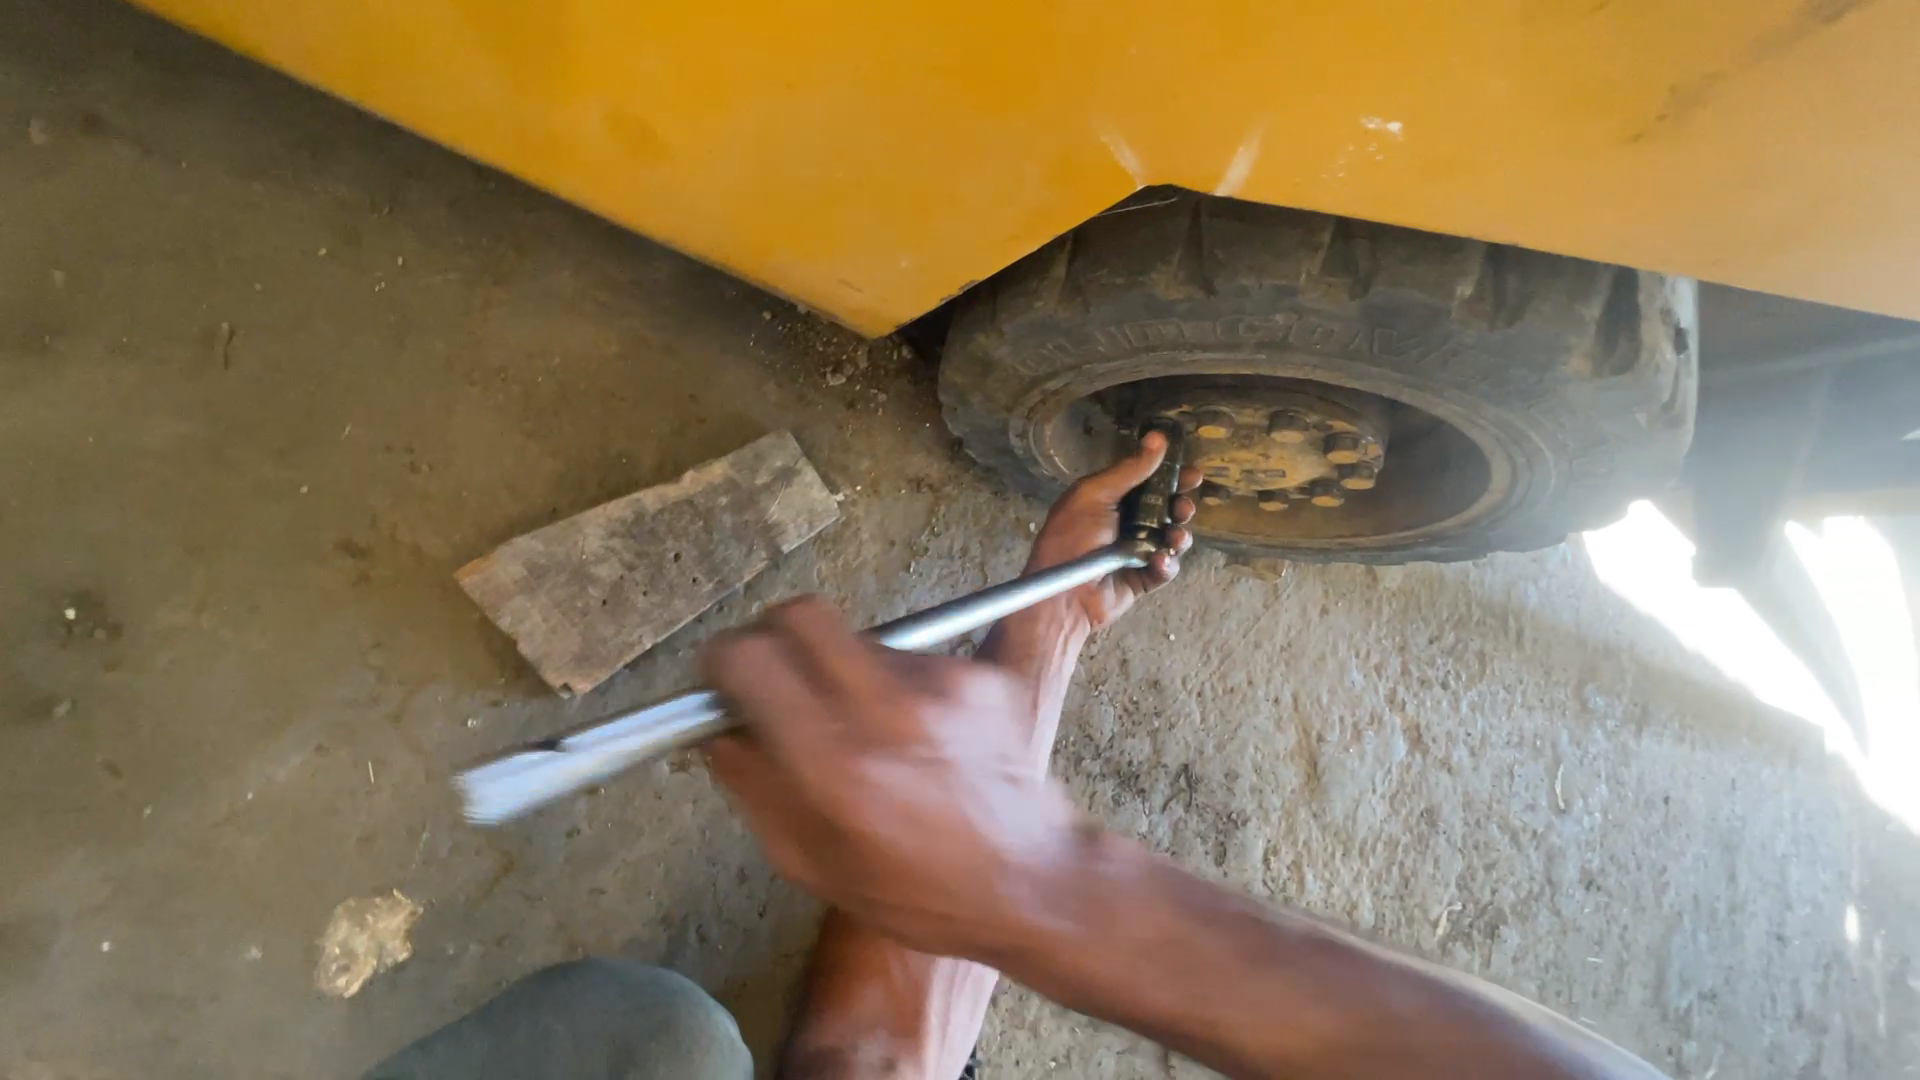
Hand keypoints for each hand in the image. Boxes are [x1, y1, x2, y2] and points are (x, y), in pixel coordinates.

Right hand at [703, 598, 1082, 959]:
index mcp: (834, 766)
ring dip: (840, 667)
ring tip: (866, 727)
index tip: (723, 673)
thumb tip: (715, 725)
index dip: (722, 659)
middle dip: (775, 635)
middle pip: (802, 614)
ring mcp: (940, 684)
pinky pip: (913, 657)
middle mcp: (887, 710)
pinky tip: (917, 733)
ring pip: (858, 636)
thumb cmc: (917, 890)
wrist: (1028, 879)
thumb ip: (752, 783)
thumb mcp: (810, 862)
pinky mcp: (976, 676)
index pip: (751, 658)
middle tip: (778, 673)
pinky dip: (897, 683)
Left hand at [1028, 431, 1199, 634]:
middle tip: (1183, 508)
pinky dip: (1166, 564)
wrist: (1061, 595)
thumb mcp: (1094, 496)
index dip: (1170, 478)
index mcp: (1108, 500)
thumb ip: (1128, 471)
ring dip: (1178, 535)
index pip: (1146, 483)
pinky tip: (1160, 560)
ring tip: (1175, 536)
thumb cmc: (1071, 538)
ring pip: (1170, 538)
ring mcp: (1134, 553)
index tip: (1193, 475)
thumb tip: (1158, 438)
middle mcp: (1123, 524)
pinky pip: (1164, 569)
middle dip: (1179, 507)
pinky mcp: (1141, 579)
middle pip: (1164, 510)